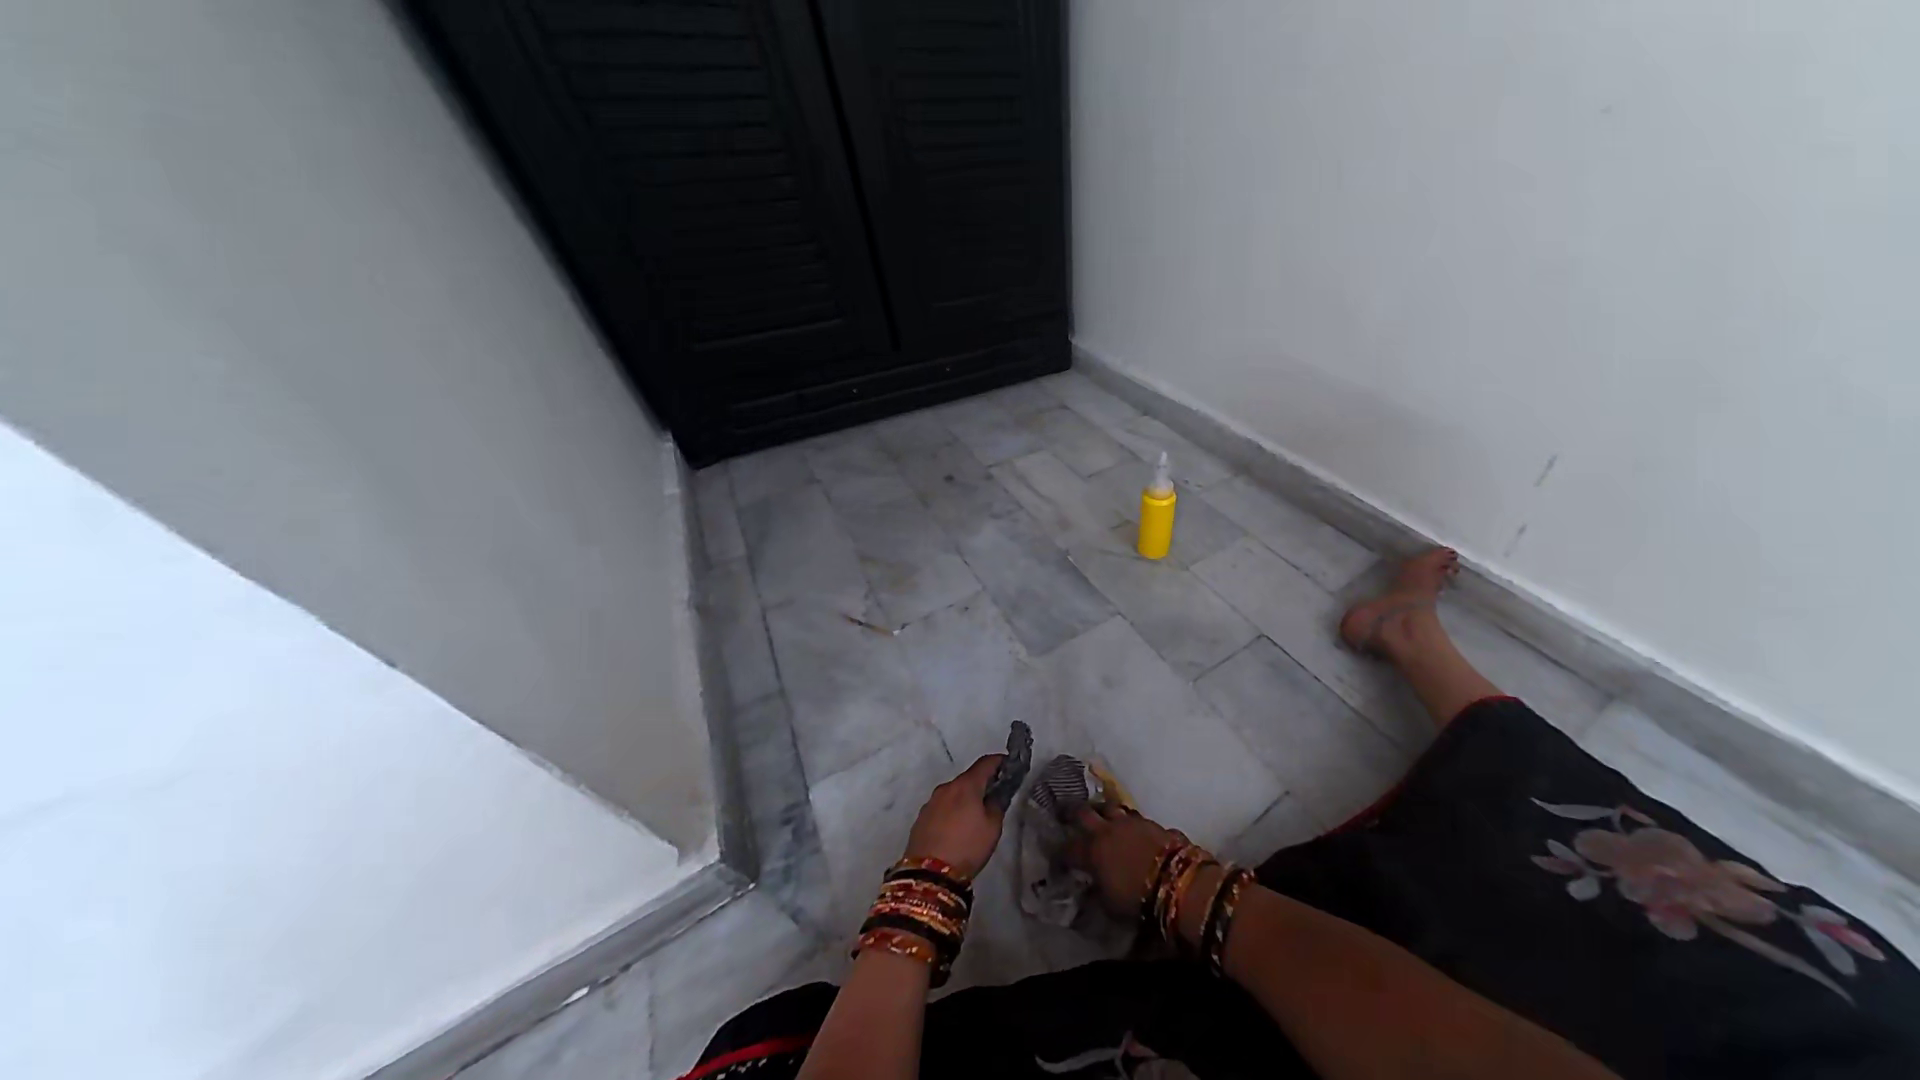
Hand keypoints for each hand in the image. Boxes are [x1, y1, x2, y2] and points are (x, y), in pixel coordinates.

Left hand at [902, 755, 1007, 879]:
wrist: (929, 872)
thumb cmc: (967, 847)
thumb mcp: (992, 828)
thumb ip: (997, 805)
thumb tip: (995, 795)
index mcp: (966, 785)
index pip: (985, 763)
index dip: (999, 762)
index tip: (1009, 765)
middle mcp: (946, 787)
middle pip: (968, 778)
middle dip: (982, 783)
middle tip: (995, 796)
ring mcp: (931, 802)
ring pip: (954, 793)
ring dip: (966, 798)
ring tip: (975, 815)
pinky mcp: (922, 817)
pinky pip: (942, 806)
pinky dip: (952, 810)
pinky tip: (957, 826)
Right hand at [1070, 804, 1187, 916]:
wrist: (1178, 883)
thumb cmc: (1137, 900)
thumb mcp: (1110, 906)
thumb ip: (1097, 892)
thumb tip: (1091, 888)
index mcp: (1091, 851)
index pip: (1067, 849)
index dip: (1059, 853)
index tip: (1056, 857)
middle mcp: (1106, 830)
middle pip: (1083, 812)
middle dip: (1071, 812)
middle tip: (1065, 813)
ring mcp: (1130, 823)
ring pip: (1110, 808)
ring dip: (1103, 812)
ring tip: (1101, 816)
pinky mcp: (1152, 823)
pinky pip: (1135, 819)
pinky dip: (1130, 824)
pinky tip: (1132, 830)